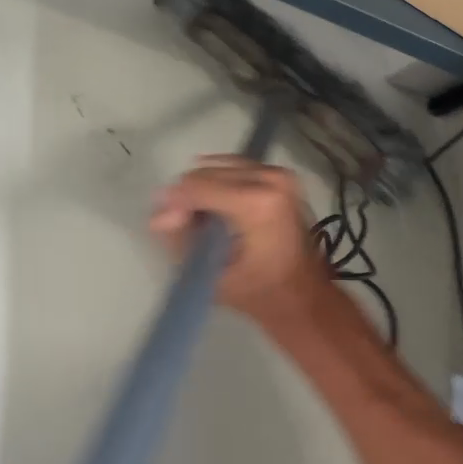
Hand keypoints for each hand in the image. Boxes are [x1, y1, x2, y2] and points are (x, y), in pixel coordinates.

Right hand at [149, 155, 325, 318]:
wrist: (304, 296)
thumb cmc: (258, 291)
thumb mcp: (211, 273)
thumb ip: (180, 239)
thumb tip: (158, 216)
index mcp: (256, 204)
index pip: (196, 187)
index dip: (174, 204)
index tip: (163, 225)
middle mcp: (269, 180)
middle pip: (205, 174)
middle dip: (186, 196)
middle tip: (180, 225)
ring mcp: (278, 175)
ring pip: (217, 167)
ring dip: (201, 190)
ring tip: (198, 218)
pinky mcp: (281, 176)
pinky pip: (234, 167)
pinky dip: (218, 182)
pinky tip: (213, 205)